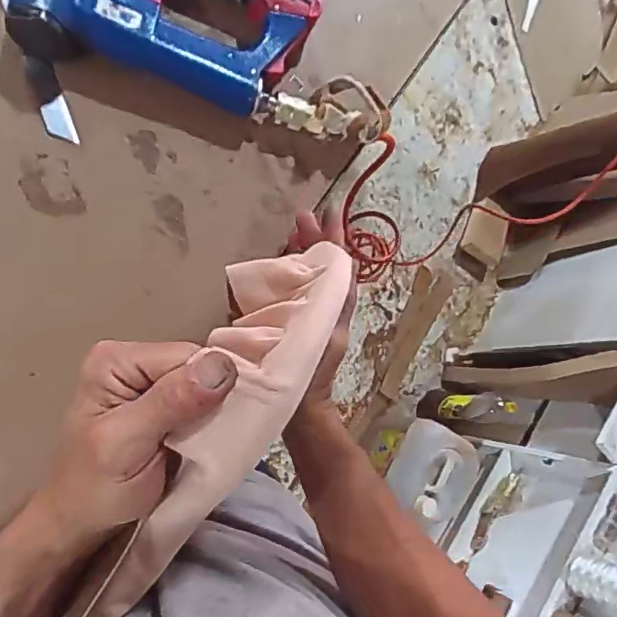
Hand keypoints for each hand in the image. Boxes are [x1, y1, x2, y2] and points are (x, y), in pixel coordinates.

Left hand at [36, 341, 237, 539]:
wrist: (82, 524)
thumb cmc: (93, 489)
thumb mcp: (128, 443)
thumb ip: (171, 402)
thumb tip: (219, 366)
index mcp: (117, 359)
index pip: (188, 356)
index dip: (211, 386)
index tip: (212, 427)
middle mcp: (135, 362)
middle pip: (200, 368)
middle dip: (213, 402)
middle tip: (206, 440)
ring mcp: (150, 384)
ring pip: (207, 387)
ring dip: (215, 416)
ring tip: (204, 444)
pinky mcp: (165, 408)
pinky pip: (204, 405)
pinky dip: (210, 425)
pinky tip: (203, 444)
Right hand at [283, 207, 356, 408]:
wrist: (296, 406)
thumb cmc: (312, 371)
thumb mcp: (329, 333)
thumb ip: (339, 300)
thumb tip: (349, 261)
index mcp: (332, 302)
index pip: (335, 261)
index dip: (331, 235)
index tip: (326, 210)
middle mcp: (318, 304)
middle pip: (317, 264)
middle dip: (311, 239)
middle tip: (299, 218)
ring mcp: (301, 314)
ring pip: (300, 274)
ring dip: (295, 253)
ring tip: (288, 234)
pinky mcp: (283, 323)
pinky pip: (283, 291)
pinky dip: (279, 274)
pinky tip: (268, 267)